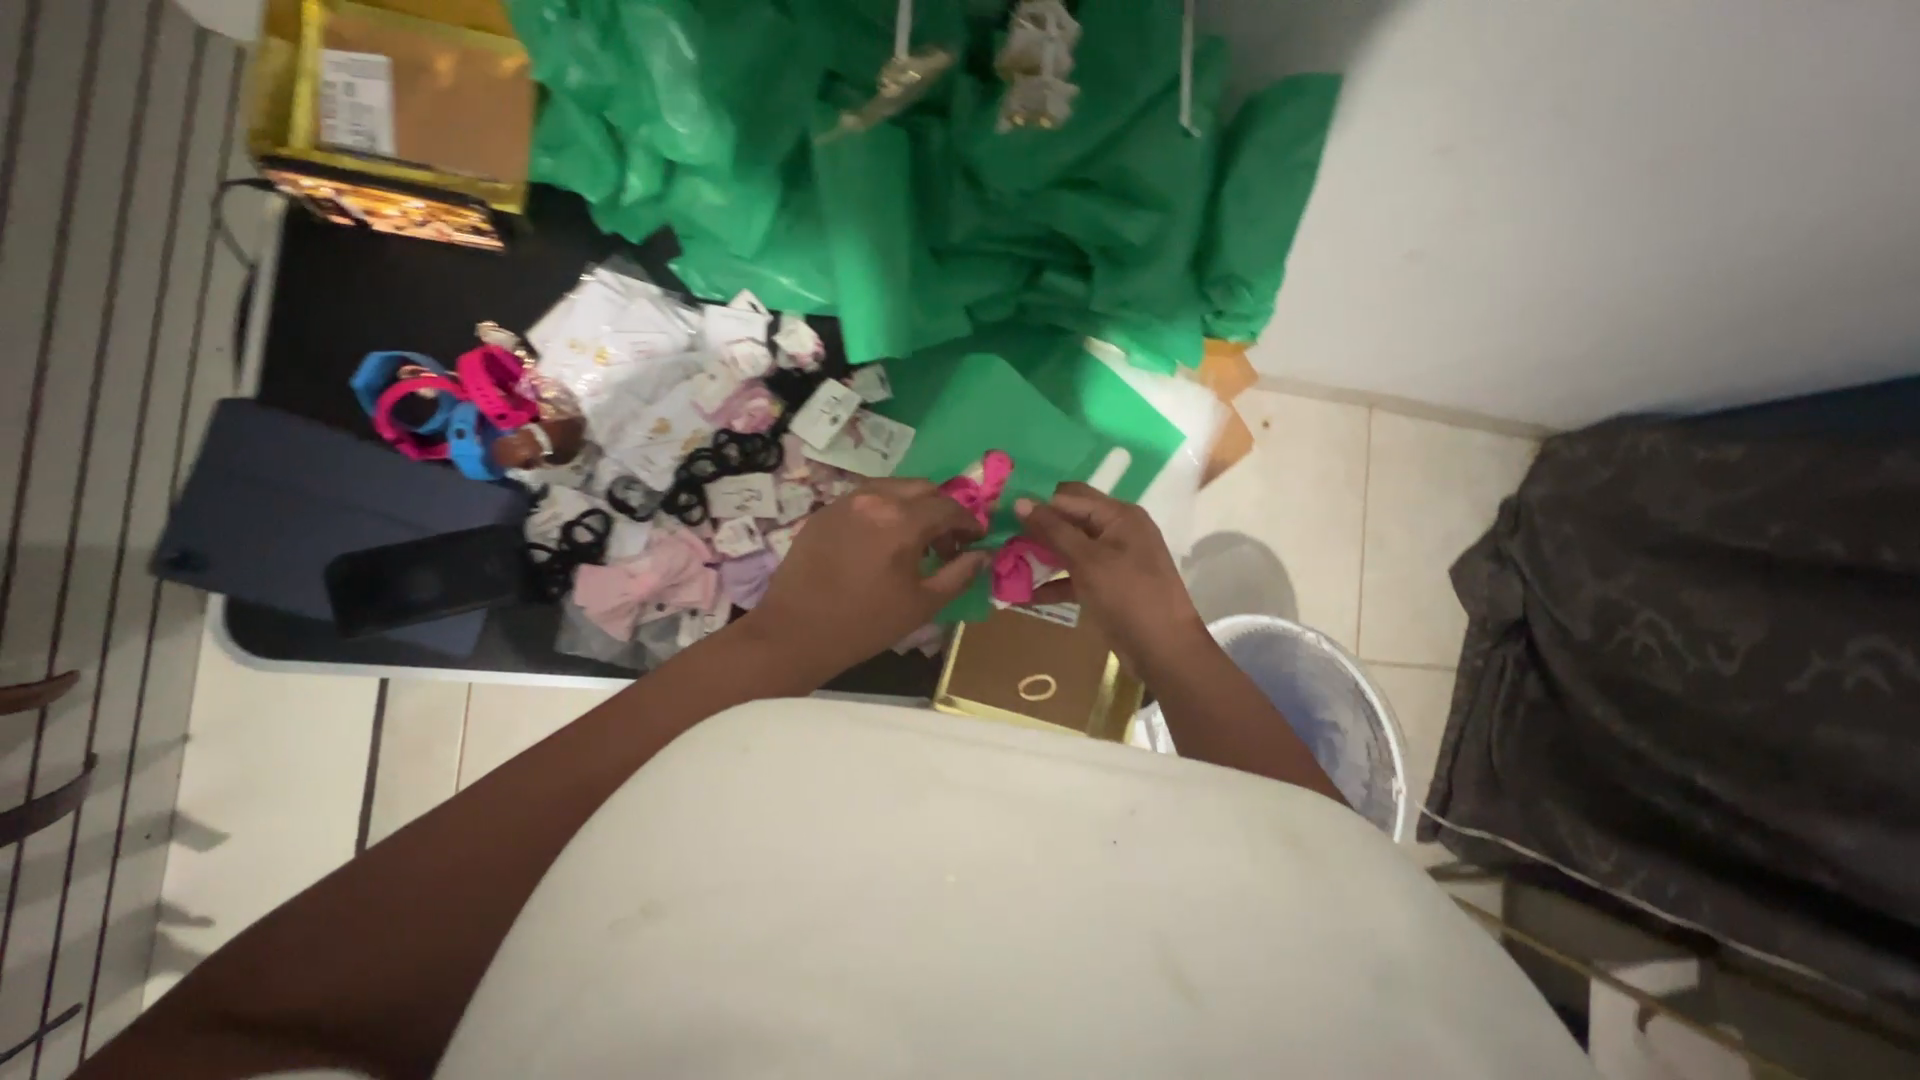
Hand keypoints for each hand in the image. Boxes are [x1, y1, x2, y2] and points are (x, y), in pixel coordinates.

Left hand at [742, 478, 987, 679]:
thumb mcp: (922, 605)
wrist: (796, 632)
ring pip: (893, 487)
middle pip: (923, 488)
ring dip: (913, 506)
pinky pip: (865, 498)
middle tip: (948, 541)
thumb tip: (983, 555)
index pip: (949, 507)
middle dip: (942, 509)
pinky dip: (884, 509)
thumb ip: (959, 574)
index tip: (976, 540)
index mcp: (902, 521)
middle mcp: (875, 498)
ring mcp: (845, 501)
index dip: (969, 522)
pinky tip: (882, 541)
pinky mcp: (825, 511)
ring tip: (915, 540)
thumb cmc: (865, 624)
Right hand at [1014, 483, 1208, 675]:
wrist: (1163, 650)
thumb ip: (1053, 530)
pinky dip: (1053, 583)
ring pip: (1069, 549)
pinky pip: (1075, 576)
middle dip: (1035, 529)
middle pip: (1069, 520)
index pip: (1069, 496)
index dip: (1036, 501)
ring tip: (1003, 563)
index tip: (1000, 510)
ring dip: (1040, 557)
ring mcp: (1114, 560)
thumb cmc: (1128, 597)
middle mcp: (1118, 531)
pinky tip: (1022, 595)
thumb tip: (1020, 500)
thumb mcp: (1087, 561)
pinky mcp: (1108, 586)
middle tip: (998, 537)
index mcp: (1119, 515)